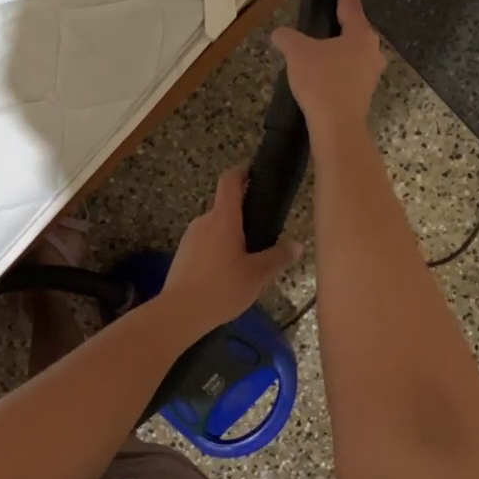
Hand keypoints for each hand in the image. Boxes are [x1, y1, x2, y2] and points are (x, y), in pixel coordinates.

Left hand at [161, 167, 303, 330]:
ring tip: (249, 261)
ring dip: (232, 237)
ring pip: (216, 228)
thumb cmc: (222, 288)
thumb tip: (297, 244)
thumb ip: (278, 257)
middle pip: (226, 208)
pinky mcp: (183, 253)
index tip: (253, 168)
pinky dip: (219, 250)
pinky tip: (228, 274)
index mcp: (223, 219)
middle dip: (244, 217)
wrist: (180, 311)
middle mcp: (204, 221)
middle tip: (264, 235)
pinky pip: (206, 243)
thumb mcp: (257, 275)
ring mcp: (190, 236)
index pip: (230, 181)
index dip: (242, 170)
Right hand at [270, 0, 384, 136]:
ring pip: (351, 51)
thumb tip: (279, 34)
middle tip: (322, 15)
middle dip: (339, 22)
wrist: (337, 126)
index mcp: (360, 34)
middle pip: (355, 28)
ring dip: (335, 47)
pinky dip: (335, 67)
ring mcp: (370, 73)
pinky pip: (348, 70)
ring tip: (314, 48)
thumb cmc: (322, 81)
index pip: (352, 3)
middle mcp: (371, 50)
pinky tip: (319, 73)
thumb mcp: (297, 52)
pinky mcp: (364, 91)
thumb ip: (287, 37)